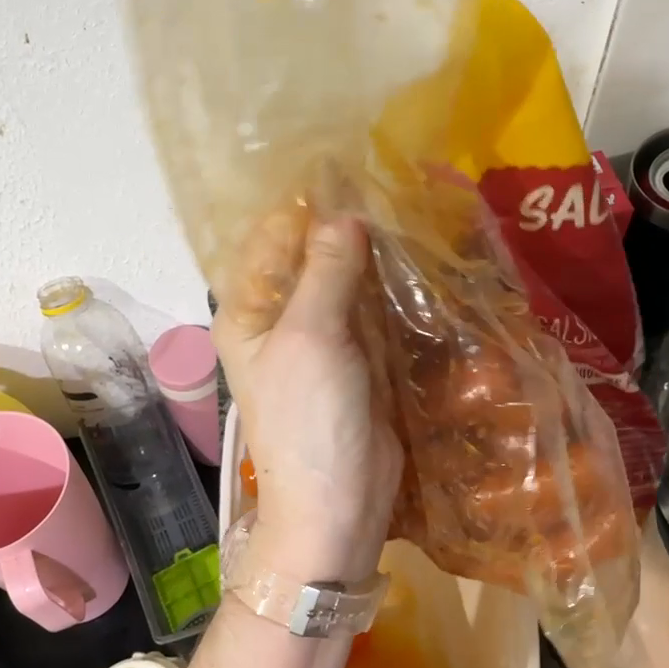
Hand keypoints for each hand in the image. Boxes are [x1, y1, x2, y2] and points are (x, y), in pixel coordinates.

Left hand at [214, 209, 401, 583]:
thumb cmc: (310, 423)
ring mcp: (320, 343)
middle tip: (397, 179)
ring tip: (416, 207)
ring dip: (375, 255)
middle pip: (311, 255)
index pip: (272, 235)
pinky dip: (391, 290)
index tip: (357, 162)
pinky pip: (372, 313)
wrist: (337, 505)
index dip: (309, 200)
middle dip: (347, 224)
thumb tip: (344, 212)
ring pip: (346, 282)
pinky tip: (420, 260)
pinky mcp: (357, 363)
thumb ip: (326, 271)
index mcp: (248, 311)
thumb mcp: (311, 337)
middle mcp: (279, 321)